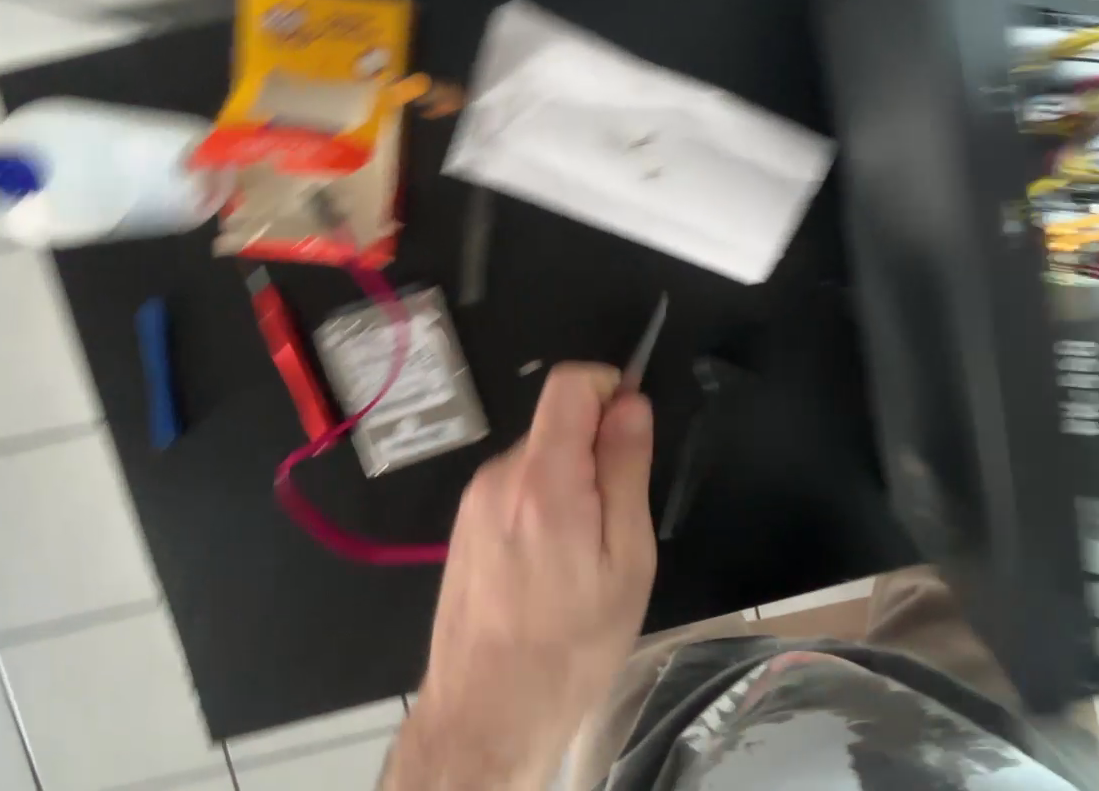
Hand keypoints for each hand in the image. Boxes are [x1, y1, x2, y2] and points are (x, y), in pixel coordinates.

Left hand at [385, 363, 655, 790]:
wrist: (486, 715)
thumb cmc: (573, 643)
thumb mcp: (625, 558)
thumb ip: (626, 470)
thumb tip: (631, 403)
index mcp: (543, 478)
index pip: (570, 383)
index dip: (609, 387)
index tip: (633, 429)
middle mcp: (499, 475)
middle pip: (558, 422)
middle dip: (596, 449)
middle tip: (616, 519)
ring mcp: (475, 500)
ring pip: (541, 458)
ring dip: (572, 481)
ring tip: (584, 553)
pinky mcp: (465, 524)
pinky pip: (517, 487)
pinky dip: (545, 503)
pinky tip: (552, 565)